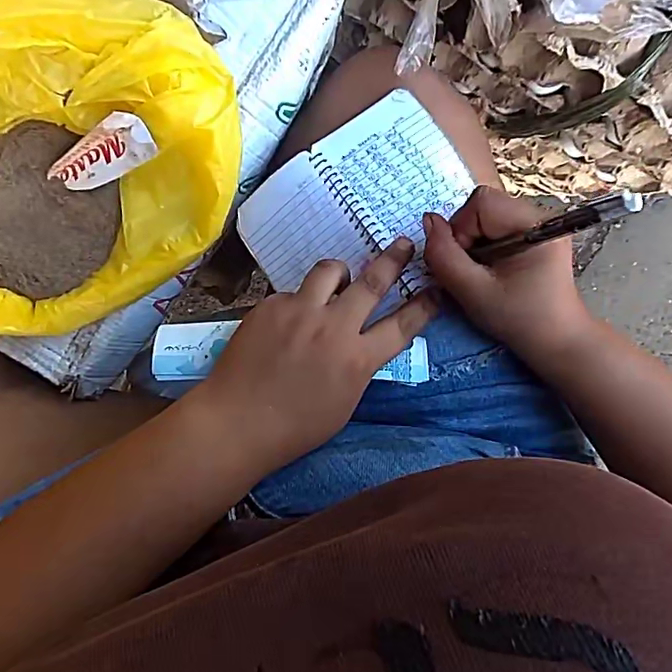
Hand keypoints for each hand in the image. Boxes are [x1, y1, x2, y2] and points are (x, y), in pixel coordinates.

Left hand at [190, 238, 437, 464]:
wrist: (236, 423)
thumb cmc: (295, 427)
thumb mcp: (344, 402)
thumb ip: (358, 366)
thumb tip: (362, 343)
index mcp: (357, 359)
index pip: (402, 324)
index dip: (424, 305)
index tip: (435, 289)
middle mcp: (333, 327)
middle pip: (373, 281)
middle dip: (394, 259)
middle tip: (403, 244)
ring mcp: (299, 312)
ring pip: (330, 271)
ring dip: (341, 273)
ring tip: (337, 282)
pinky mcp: (269, 306)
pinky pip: (292, 293)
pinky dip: (298, 303)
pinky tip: (286, 324)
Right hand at [421, 187, 595, 361]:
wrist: (558, 342)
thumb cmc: (521, 321)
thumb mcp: (474, 292)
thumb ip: (444, 256)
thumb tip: (428, 221)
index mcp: (534, 224)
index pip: (481, 203)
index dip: (461, 231)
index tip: (465, 266)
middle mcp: (541, 216)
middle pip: (484, 207)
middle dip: (467, 237)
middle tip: (473, 273)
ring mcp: (539, 226)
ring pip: (487, 218)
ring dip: (475, 244)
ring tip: (485, 275)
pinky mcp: (536, 237)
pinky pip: (497, 229)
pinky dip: (486, 248)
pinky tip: (495, 273)